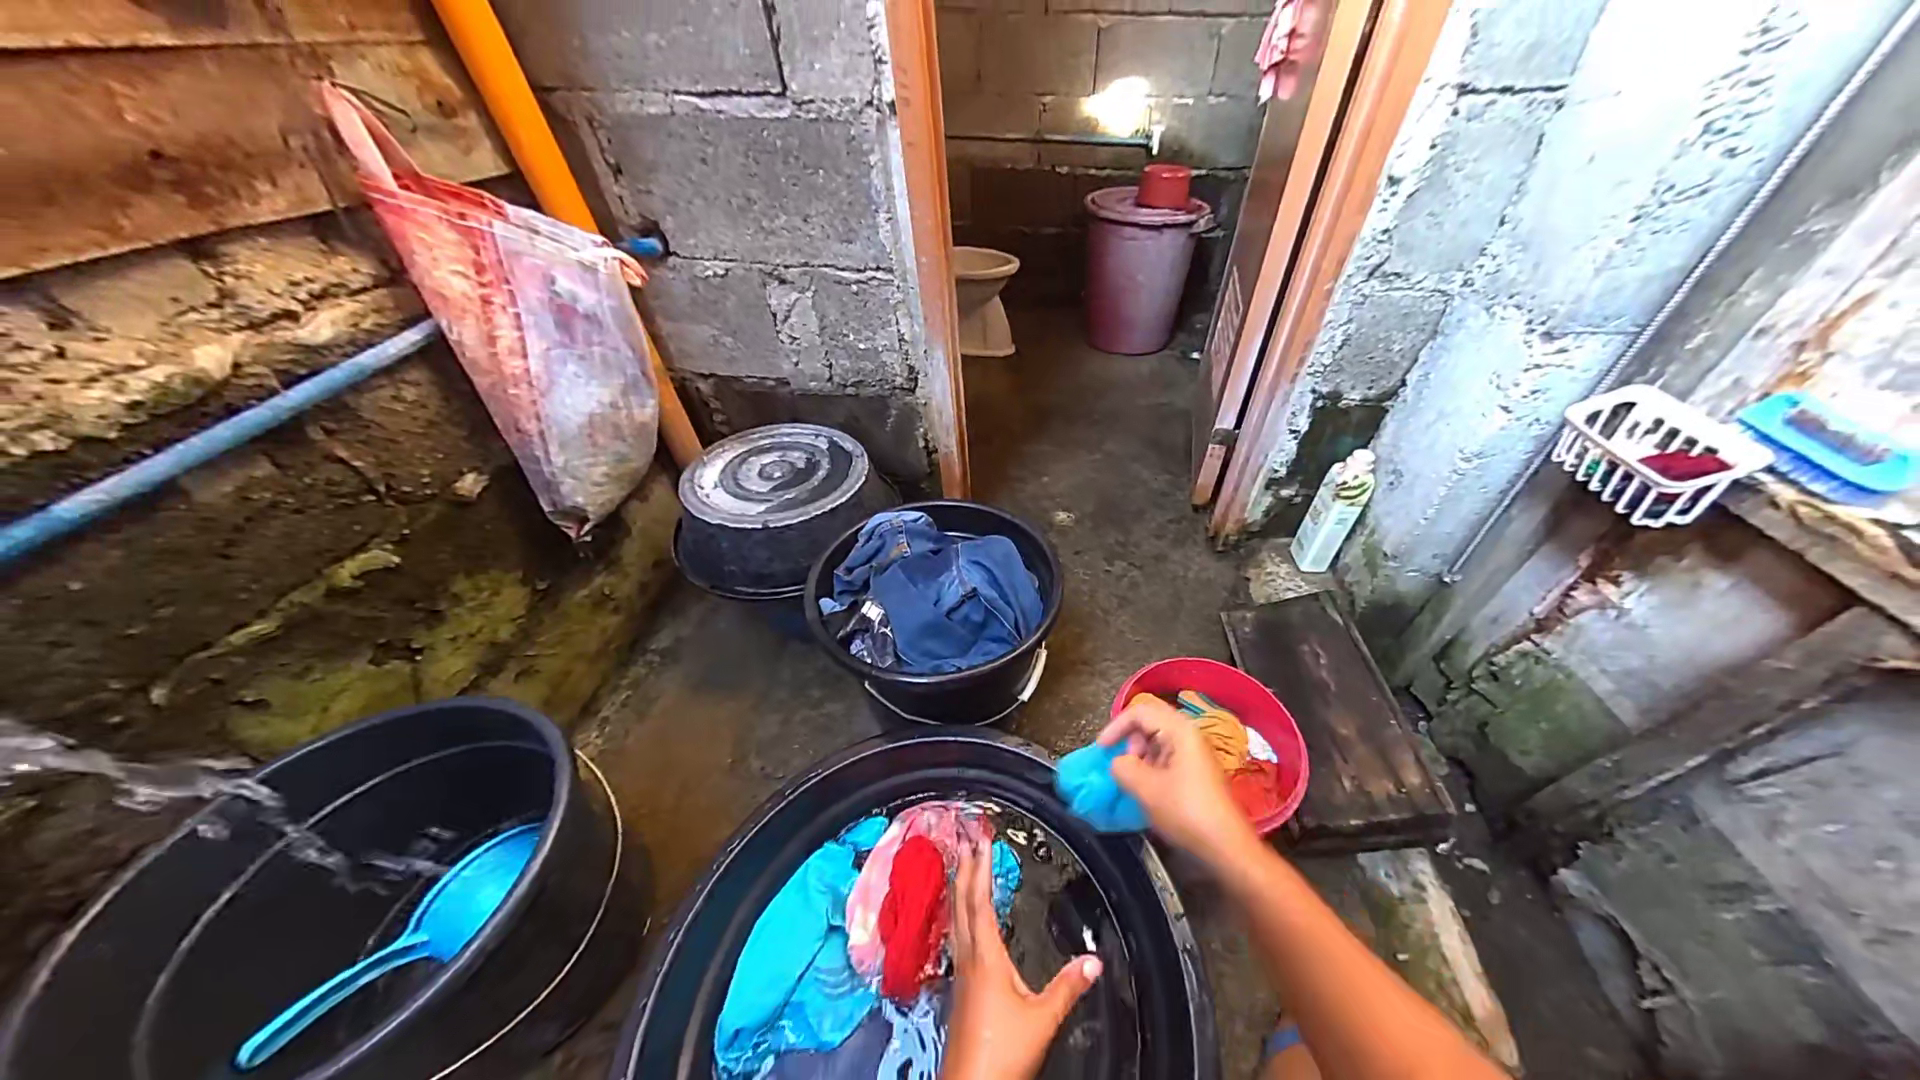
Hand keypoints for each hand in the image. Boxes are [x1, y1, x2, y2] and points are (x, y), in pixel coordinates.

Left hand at [941, 839, 1100, 1079]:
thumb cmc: (1002, 1053)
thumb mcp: (1042, 1019)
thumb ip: (1067, 988)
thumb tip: (1094, 960)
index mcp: (985, 958)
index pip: (980, 903)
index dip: (980, 870)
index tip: (980, 842)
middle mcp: (968, 958)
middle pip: (962, 904)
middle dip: (965, 870)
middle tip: (966, 841)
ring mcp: (960, 973)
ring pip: (956, 919)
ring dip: (960, 889)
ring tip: (962, 867)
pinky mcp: (959, 988)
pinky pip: (958, 936)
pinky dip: (960, 913)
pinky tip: (964, 918)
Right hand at [1098, 695, 1258, 868]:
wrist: (1227, 846)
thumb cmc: (1186, 812)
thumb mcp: (1145, 788)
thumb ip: (1122, 767)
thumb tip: (1118, 763)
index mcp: (1180, 731)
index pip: (1140, 711)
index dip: (1115, 726)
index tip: (1102, 749)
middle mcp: (1190, 735)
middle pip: (1150, 722)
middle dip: (1128, 740)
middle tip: (1120, 763)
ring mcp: (1196, 753)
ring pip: (1158, 740)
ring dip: (1139, 755)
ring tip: (1133, 780)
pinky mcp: (1197, 771)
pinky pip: (1167, 756)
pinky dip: (1151, 766)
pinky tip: (1148, 789)